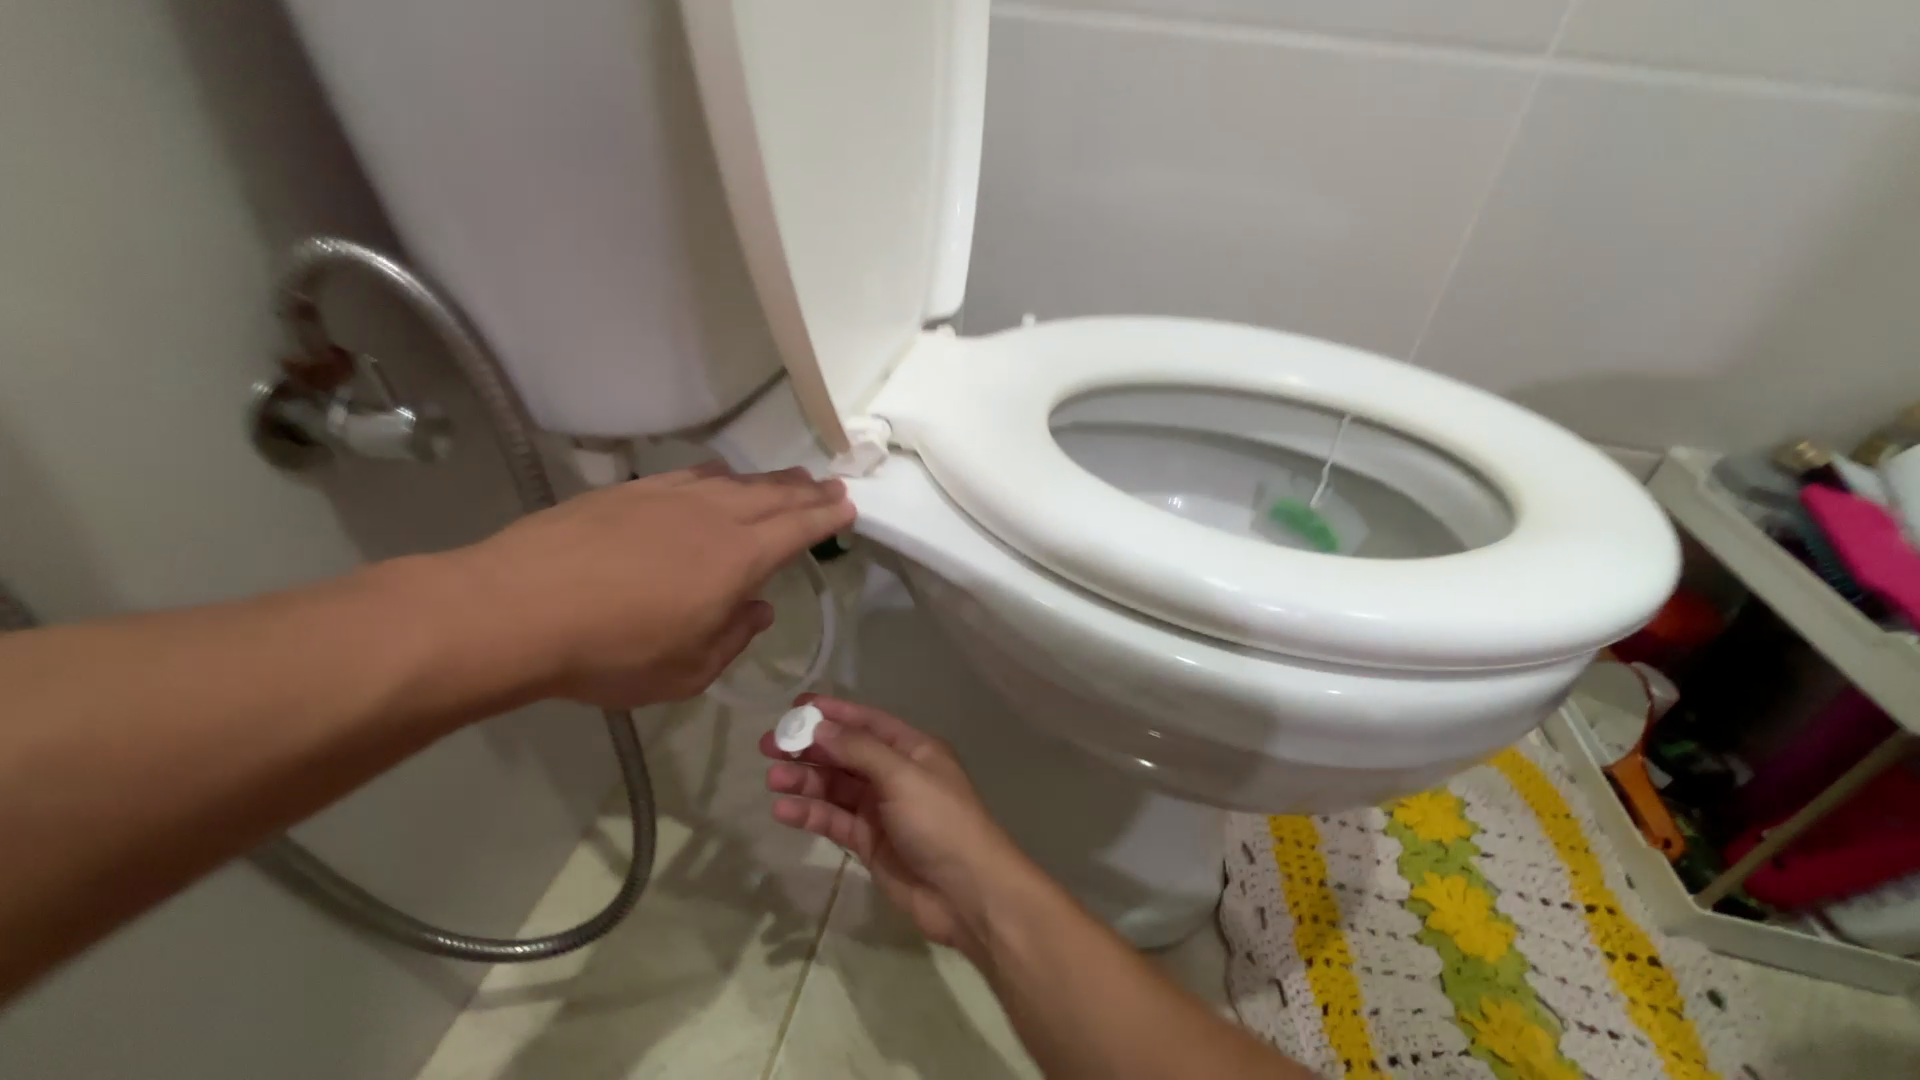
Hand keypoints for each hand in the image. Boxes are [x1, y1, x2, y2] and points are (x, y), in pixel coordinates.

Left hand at [437, 464, 853, 707]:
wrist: (517, 610)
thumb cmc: (612, 653)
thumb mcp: (688, 670)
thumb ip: (733, 638)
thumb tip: (757, 609)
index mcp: (737, 559)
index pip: (797, 528)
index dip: (826, 516)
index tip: (847, 506)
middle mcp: (712, 516)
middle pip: (772, 494)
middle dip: (806, 490)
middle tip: (830, 485)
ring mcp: (668, 497)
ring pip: (732, 481)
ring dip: (766, 479)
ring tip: (787, 477)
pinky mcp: (627, 492)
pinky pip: (688, 476)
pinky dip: (715, 476)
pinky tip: (716, 477)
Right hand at [760, 696, 1032, 956]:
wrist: (967, 893)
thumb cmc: (941, 822)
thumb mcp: (903, 776)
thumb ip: (859, 750)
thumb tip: (819, 726)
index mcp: (913, 750)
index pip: (867, 723)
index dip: (833, 713)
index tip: (795, 706)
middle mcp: (896, 775)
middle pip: (846, 754)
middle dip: (810, 748)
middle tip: (768, 745)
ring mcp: (882, 810)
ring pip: (836, 787)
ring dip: (805, 781)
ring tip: (772, 779)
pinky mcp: (870, 843)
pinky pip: (834, 820)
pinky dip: (809, 813)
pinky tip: (783, 810)